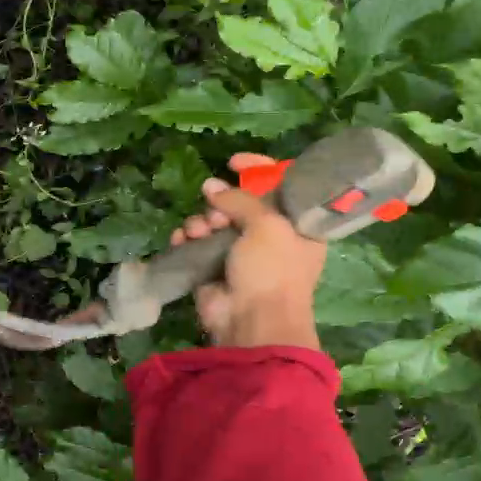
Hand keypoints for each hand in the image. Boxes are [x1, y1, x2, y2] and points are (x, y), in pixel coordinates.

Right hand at [170, 153, 325, 349]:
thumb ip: (240, 201)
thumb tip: (210, 186)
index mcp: (298, 224)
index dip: (260, 169)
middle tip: (214, 211)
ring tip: (197, 232)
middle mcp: (270, 235)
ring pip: (213, 221)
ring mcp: (239, 252)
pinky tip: (182, 240)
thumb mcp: (267, 226)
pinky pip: (195, 242)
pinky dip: (186, 238)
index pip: (282, 186)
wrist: (251, 318)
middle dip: (221, 202)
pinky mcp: (211, 266)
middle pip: (239, 203)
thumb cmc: (273, 270)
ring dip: (200, 221)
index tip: (234, 161)